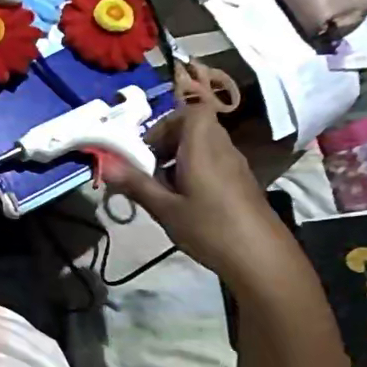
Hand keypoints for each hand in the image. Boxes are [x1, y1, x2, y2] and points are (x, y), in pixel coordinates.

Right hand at [102, 63, 292, 290]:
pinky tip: (185, 201)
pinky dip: (195, 170)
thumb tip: (106, 164)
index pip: (191, 111)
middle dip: (168, 142)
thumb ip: (136, 184)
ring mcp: (235, 164)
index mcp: (202, 147)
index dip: (166, 123)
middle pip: (195, 127)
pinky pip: (214, 161)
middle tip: (149, 169)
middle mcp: (221, 148)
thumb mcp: (165, 209)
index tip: (147, 149)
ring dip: (180, 158)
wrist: (260, 256)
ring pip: (204, 145)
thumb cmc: (209, 228)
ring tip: (163, 188)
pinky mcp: (241, 181)